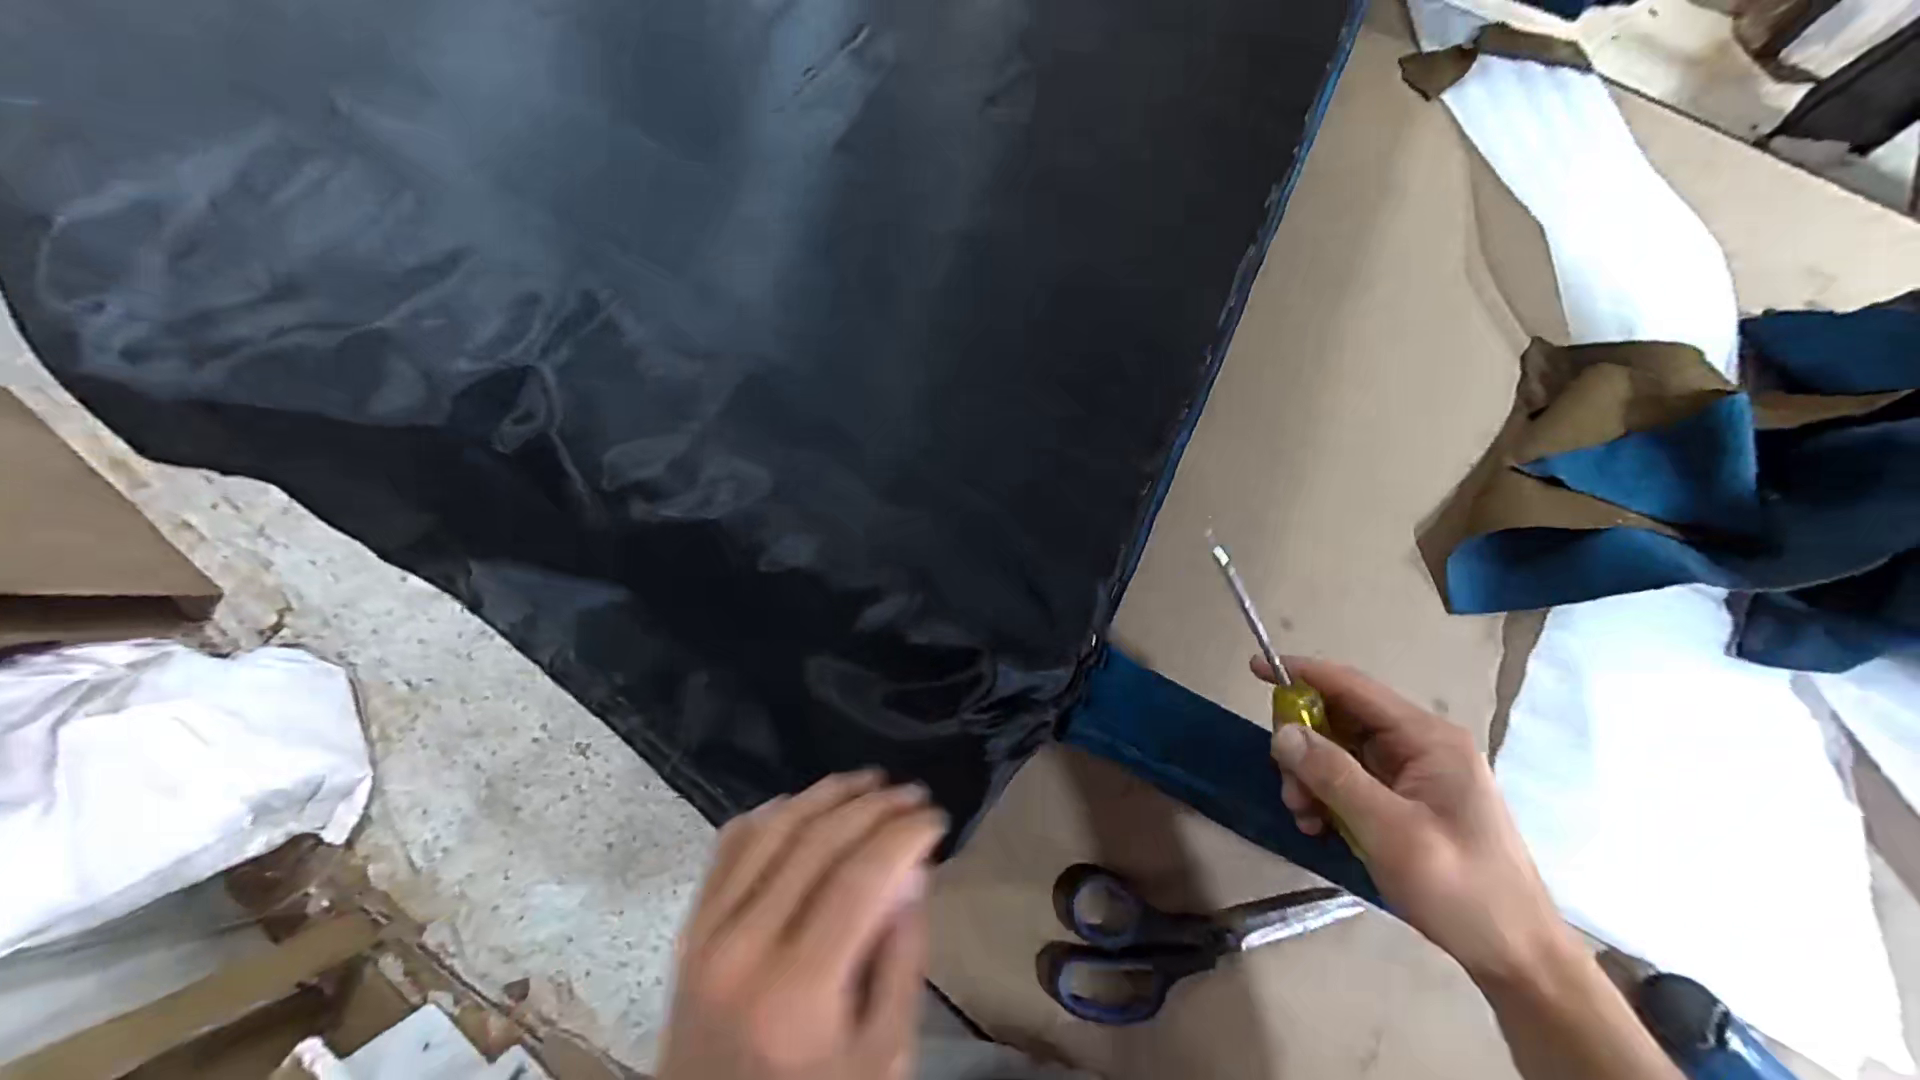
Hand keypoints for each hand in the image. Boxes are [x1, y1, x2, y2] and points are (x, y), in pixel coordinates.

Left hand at [657, 770, 946, 1079]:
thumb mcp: (884, 1056)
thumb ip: (901, 958)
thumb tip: (912, 867)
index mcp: (798, 993)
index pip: (861, 878)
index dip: (904, 834)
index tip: (936, 818)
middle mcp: (744, 950)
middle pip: (817, 843)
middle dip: (874, 806)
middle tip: (913, 794)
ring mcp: (707, 935)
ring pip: (772, 830)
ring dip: (826, 794)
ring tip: (869, 782)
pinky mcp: (689, 930)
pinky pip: (729, 847)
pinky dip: (770, 814)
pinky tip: (804, 803)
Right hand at [1254, 656, 1575, 985]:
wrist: (1517, 956)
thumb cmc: (1461, 890)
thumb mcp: (1390, 831)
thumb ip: (1334, 775)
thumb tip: (1284, 732)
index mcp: (1428, 739)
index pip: (1352, 687)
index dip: (1302, 673)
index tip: (1256, 667)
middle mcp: (1419, 745)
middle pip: (1338, 719)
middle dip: (1302, 745)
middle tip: (1289, 786)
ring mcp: (1412, 772)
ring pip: (1336, 750)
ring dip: (1310, 776)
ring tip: (1305, 816)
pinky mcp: (1402, 799)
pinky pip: (1347, 779)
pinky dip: (1324, 795)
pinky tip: (1318, 825)